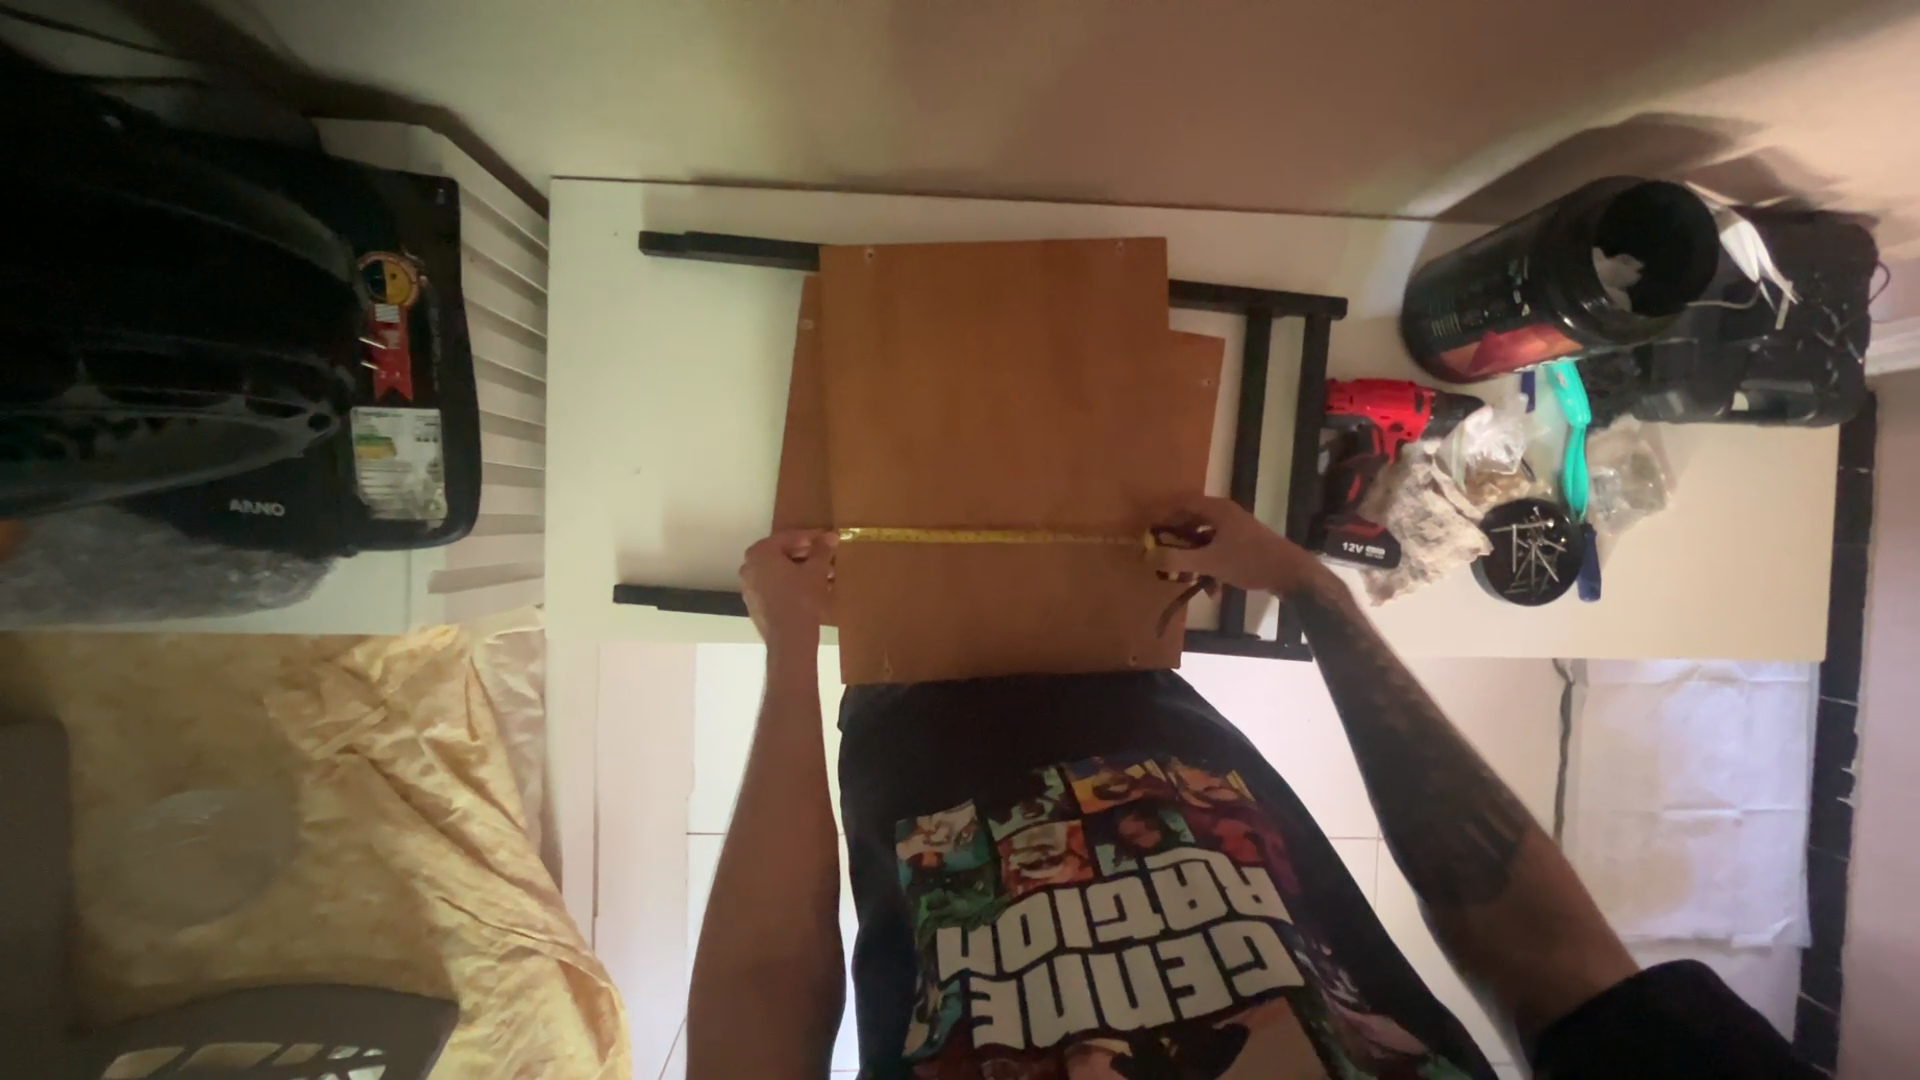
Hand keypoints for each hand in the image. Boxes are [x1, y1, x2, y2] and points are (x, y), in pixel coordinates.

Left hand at [740, 530, 835, 649]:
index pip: (789, 538)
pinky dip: (791, 585)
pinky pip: (775, 588)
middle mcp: (748, 567)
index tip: (828, 539)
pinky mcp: (755, 605)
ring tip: (825, 576)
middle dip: (807, 556)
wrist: (789, 638)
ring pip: (779, 573)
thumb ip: (822, 550)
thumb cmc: (802, 597)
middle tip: (827, 558)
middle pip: (782, 555)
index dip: (812, 537)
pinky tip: (812, 591)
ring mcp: (749, 588)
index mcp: (759, 553)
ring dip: (801, 571)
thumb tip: (831, 537)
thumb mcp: (816, 570)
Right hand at [1151, 495, 1333, 596]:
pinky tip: (1211, 589)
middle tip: (1162, 555)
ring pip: (1203, 538)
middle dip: (1175, 540)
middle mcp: (1225, 514)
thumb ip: (1176, 560)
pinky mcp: (1243, 545)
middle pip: (1191, 520)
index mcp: (1217, 510)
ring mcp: (1235, 529)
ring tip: (1183, 576)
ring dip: (1192, 556)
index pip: (1182, 503)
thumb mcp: (1209, 562)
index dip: (1163, 516)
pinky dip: (1209, 565)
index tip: (1149, 533)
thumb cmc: (1249, 561)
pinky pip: (1217, 550)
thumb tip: (1146, 557)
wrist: (1291, 574)